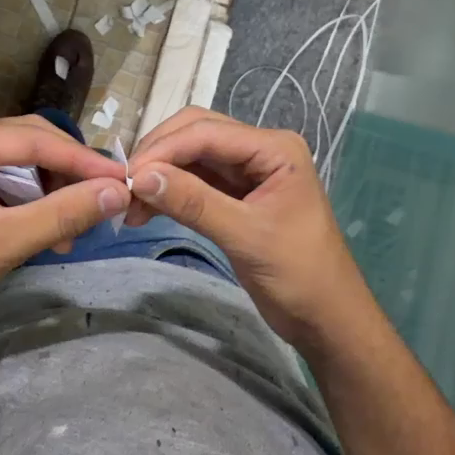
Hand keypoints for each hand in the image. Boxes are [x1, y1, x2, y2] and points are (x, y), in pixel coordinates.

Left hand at [0, 115, 128, 338]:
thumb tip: (119, 191)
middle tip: (105, 196)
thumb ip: (64, 212)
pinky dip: (27, 202)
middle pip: (24, 142)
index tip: (121, 177)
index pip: (31, 138)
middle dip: (66, 172)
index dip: (79, 158)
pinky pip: (0, 180)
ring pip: (15, 162)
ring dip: (48, 190)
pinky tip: (47, 229)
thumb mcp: (7, 242)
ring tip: (74, 226)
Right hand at [124, 107, 372, 350]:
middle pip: (196, 133)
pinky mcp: (236, 195)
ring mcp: (248, 171)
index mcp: (274, 148)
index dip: (164, 149)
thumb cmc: (300, 276)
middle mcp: (260, 149)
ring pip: (192, 156)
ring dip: (160, 174)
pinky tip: (147, 210)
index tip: (127, 176)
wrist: (330, 322)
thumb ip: (194, 202)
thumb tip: (140, 177)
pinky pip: (195, 180)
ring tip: (131, 205)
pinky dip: (170, 191)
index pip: (206, 132)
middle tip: (124, 185)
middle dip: (159, 155)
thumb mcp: (246, 237)